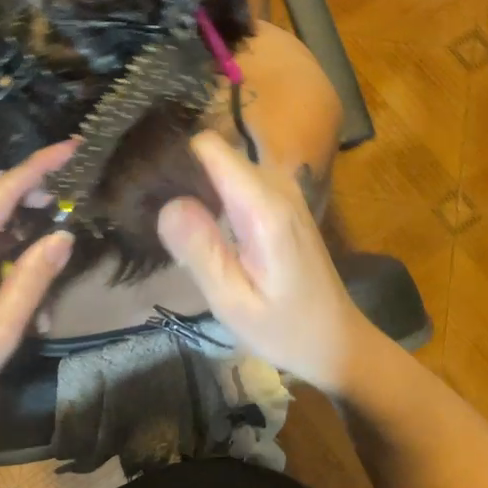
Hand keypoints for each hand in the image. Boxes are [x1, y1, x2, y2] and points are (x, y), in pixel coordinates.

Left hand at [0, 142, 77, 443]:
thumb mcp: (2, 329)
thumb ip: (34, 277)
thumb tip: (64, 234)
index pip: (2, 189)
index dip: (40, 166)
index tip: (73, 147)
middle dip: (28, 183)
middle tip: (69, 196)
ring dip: (13, 207)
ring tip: (51, 223)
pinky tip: (21, 252)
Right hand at [157, 134, 372, 391]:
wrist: (337, 340)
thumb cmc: (286, 330)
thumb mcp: (234, 302)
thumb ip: (202, 251)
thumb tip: (167, 204)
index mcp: (264, 207)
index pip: (208, 147)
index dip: (176, 161)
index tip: (150, 191)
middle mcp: (277, 186)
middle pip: (215, 153)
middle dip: (183, 176)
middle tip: (155, 218)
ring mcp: (284, 191)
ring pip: (225, 165)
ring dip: (197, 188)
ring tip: (175, 228)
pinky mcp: (283, 202)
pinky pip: (238, 181)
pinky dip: (215, 197)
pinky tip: (203, 232)